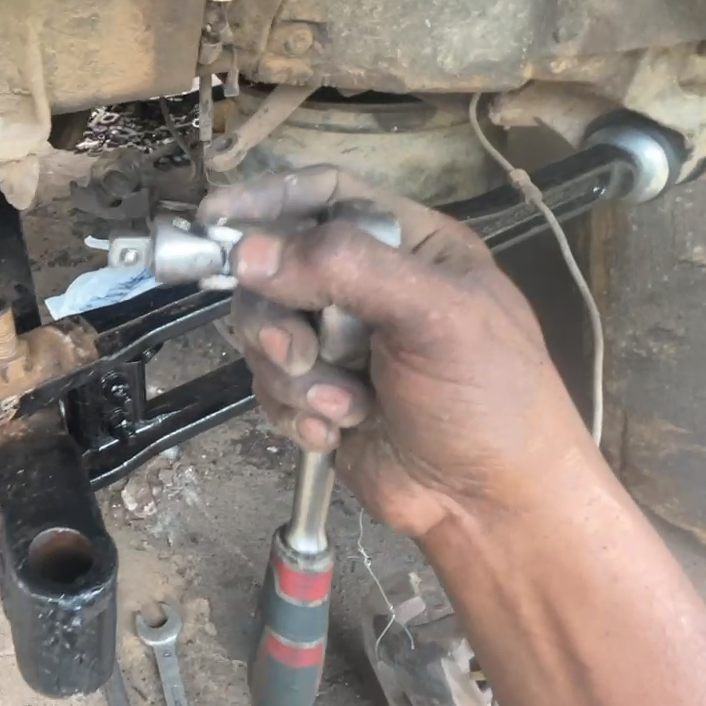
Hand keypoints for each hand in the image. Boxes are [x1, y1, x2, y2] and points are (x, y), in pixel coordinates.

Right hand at [201, 167, 600, 537]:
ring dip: (294, 375)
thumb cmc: (491, 403)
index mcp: (406, 247)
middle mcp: (363, 285)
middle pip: (275, 267)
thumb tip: (248, 252)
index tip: (215, 217)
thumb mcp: (436, 319)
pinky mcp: (313, 389)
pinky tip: (335, 430)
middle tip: (298, 353)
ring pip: (263, 329)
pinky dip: (292, 408)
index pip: (325, 194)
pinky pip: (265, 381)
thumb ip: (347, 270)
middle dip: (279, 319)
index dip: (269, 198)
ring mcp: (334, 340)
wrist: (487, 510)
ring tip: (342, 407)